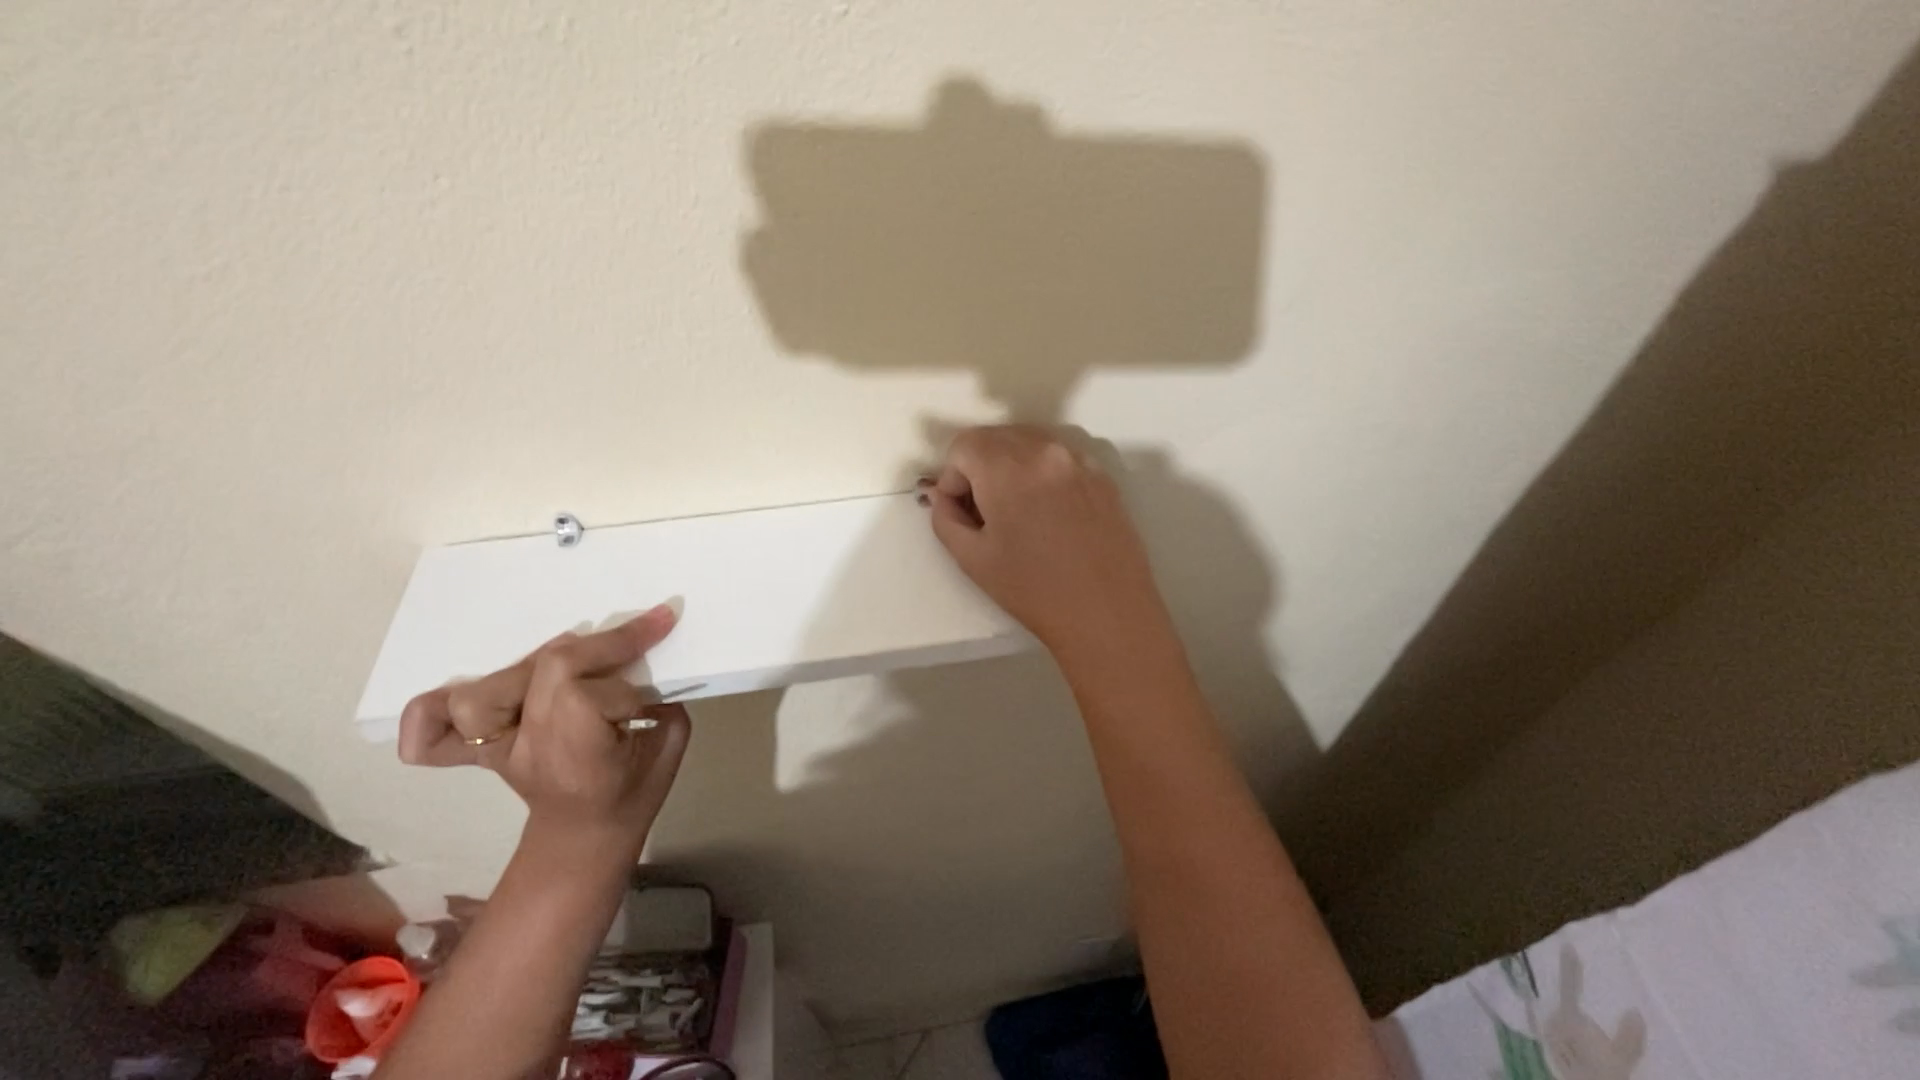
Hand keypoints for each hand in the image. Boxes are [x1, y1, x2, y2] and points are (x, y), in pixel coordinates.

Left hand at [397, 606, 690, 855]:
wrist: (584, 837)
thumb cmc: (633, 792)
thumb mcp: (668, 747)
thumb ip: (661, 701)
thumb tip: (646, 659)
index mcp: (579, 758)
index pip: (589, 699)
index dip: (626, 687)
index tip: (655, 682)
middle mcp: (528, 749)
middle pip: (546, 670)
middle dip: (599, 646)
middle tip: (633, 642)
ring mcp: (495, 746)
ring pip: (483, 691)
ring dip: (533, 664)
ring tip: (569, 663)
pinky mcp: (476, 742)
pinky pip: (430, 726)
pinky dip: (434, 708)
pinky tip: (468, 690)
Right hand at [924, 425, 1169, 654]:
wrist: (1107, 612)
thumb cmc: (1033, 590)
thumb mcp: (972, 559)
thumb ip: (946, 517)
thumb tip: (942, 496)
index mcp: (1007, 468)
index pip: (964, 445)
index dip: (954, 476)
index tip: (964, 510)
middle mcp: (1044, 450)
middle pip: (997, 438)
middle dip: (981, 467)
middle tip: (986, 512)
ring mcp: (1079, 460)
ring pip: (1030, 444)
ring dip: (1013, 466)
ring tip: (1020, 513)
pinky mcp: (1103, 476)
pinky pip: (1060, 459)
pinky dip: (1044, 474)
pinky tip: (1051, 515)